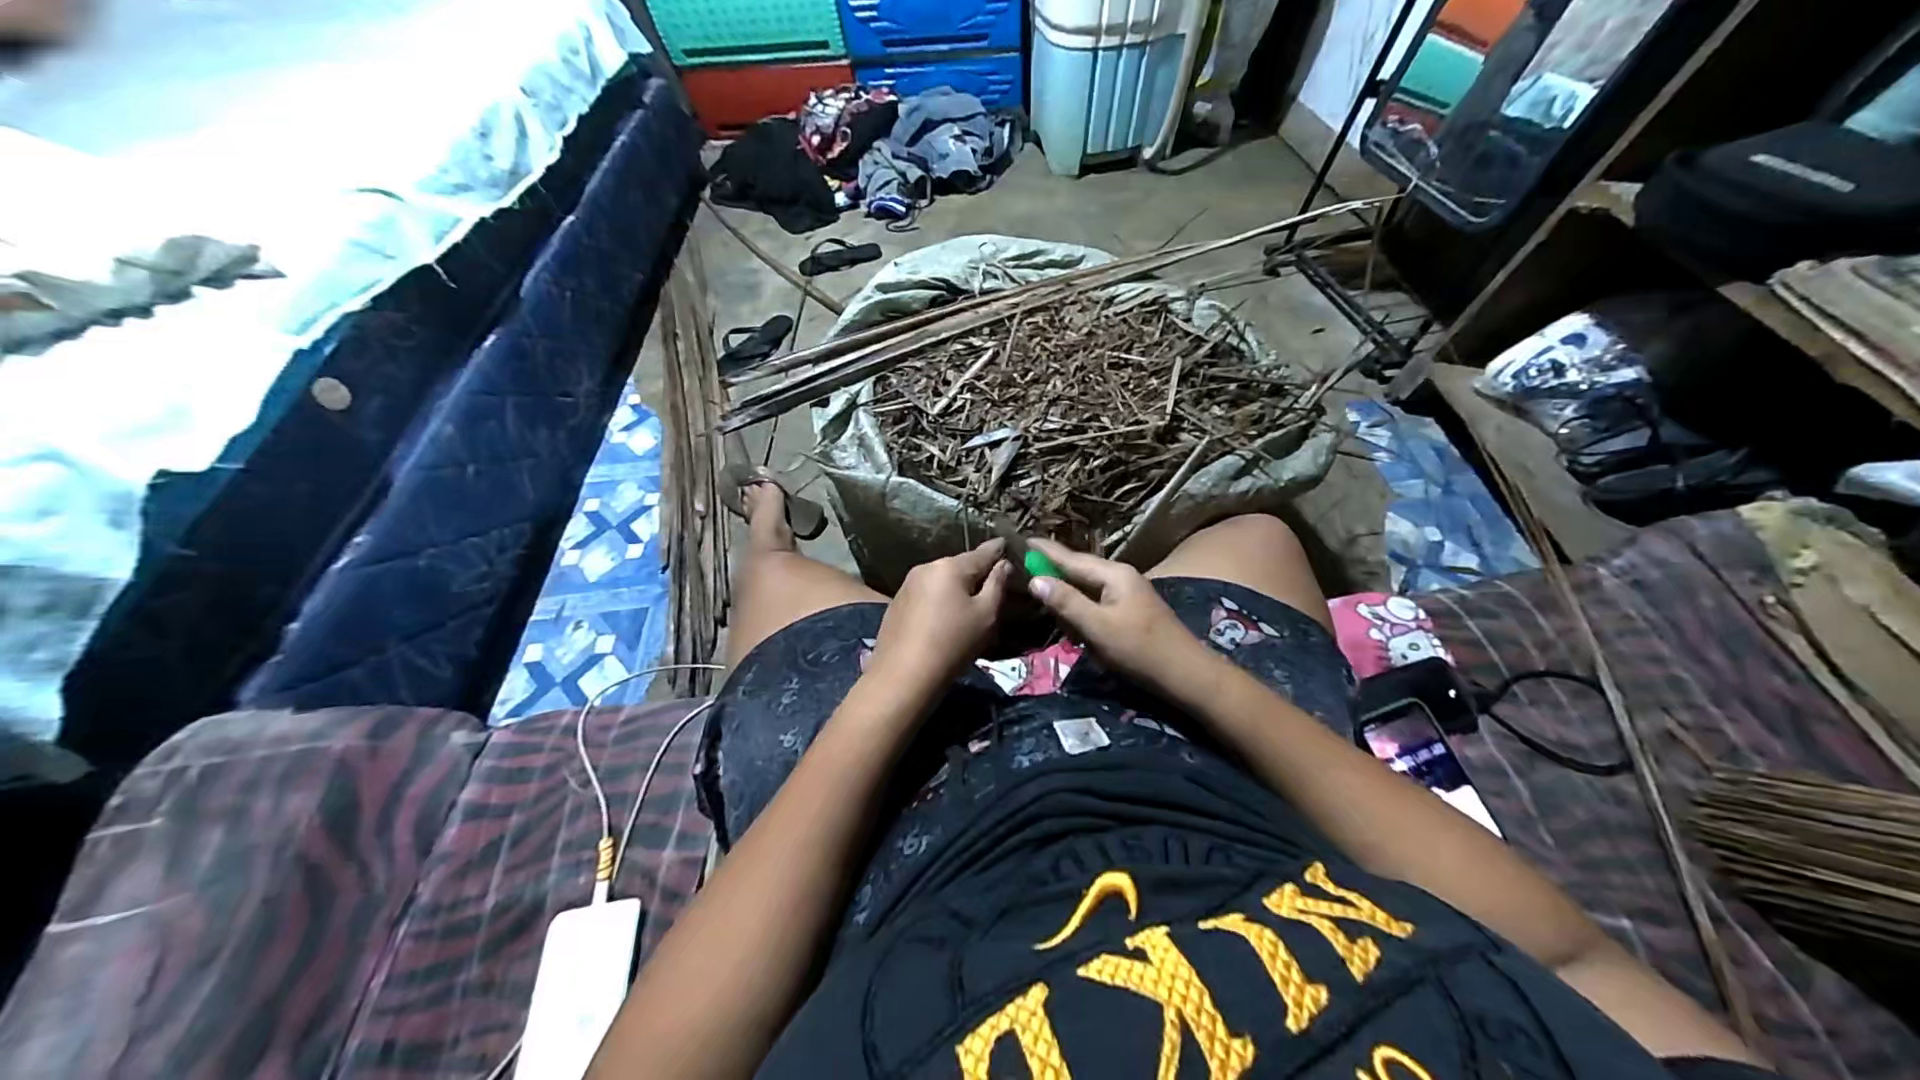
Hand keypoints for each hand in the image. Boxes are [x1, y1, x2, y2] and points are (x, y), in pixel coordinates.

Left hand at [868, 539, 1010, 695]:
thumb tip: (1002, 564)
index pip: (982, 552)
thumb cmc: (952, 643)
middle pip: (959, 565)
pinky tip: (943, 617)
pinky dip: (939, 599)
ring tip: (968, 604)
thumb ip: (997, 585)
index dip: (998, 550)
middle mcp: (926, 567)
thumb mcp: (986, 615)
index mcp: (950, 566)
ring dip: (956, 587)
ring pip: (941, 579)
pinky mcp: (897, 602)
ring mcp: (908, 584)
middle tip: (993, 585)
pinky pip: (927, 593)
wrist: (902, 675)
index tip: (1008, 544)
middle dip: (976, 572)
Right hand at [1024, 538, 1219, 699]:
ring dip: (1064, 589)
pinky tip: (1066, 614)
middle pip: (1079, 569)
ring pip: (1086, 586)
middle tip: (1023, 565)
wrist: (1185, 675)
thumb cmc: (1140, 650)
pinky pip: (1095, 601)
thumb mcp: (1098, 627)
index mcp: (1114, 574)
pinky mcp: (1128, 611)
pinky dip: (1078, 605)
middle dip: (1052, 568)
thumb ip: (1066, 602)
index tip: (1022, 540)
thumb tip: (1036, 579)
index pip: (1071, 558)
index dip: (1045, 551)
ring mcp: (1127, 593)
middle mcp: (1121, 577)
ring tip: (1037, 585)